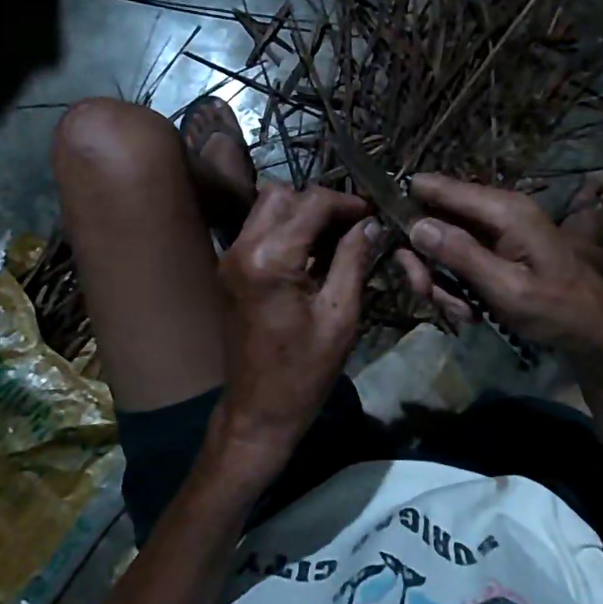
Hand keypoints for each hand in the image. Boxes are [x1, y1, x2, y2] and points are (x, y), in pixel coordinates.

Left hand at [214, 184, 377, 467]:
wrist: (258, 408)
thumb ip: (352, 260)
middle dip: (320, 203)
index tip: (372, 214)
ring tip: (337, 236)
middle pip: (281, 195)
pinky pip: (259, 229)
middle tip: (353, 224)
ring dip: (302, 212)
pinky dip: (287, 228)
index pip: (310, 203)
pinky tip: (314, 251)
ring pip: (267, 207)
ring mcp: (231, 257)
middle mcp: (243, 248)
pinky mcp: (231, 268)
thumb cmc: (304, 371)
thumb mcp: (340, 316)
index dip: (346, 203)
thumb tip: (368, 224)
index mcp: (270, 259)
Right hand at [395, 173, 602, 352]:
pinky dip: (455, 288)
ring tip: (460, 312)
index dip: (406, 201)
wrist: (595, 333)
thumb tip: (415, 225)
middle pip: (434, 221)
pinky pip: (456, 262)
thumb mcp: (506, 288)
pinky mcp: (493, 252)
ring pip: (441, 247)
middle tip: (424, 291)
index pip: (438, 187)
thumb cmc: (557, 309)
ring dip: (440, 282)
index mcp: (503, 210)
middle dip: (423, 259)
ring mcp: (494, 233)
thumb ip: (460, 255)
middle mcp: (495, 213)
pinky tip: (471, 312)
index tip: (381, 228)